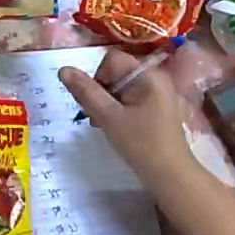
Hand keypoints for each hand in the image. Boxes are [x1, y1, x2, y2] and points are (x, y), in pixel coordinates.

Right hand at [58, 50, 200, 189]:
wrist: (170, 175)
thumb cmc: (140, 144)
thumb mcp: (109, 116)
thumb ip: (86, 91)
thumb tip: (63, 70)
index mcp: (148, 74)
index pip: (111, 59)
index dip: (97, 77)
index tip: (95, 103)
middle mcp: (156, 77)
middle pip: (116, 72)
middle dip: (100, 91)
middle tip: (96, 117)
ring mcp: (158, 93)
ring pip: (121, 86)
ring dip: (107, 102)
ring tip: (104, 124)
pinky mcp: (157, 107)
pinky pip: (131, 98)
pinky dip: (119, 109)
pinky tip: (116, 127)